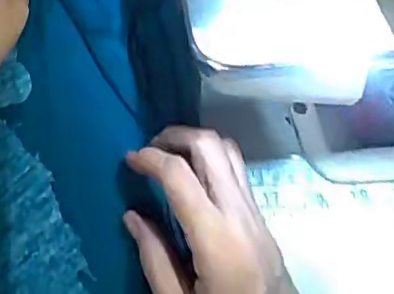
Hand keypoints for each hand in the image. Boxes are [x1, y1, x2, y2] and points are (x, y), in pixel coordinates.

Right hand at [124, 127, 295, 293]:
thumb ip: (154, 258)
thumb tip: (132, 216)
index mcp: (216, 239)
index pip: (179, 174)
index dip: (150, 158)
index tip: (130, 158)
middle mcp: (239, 214)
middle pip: (208, 146)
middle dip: (175, 136)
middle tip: (151, 148)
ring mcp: (255, 213)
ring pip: (227, 149)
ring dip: (196, 142)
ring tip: (172, 155)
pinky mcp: (263, 219)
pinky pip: (237, 169)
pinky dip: (213, 157)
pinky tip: (196, 176)